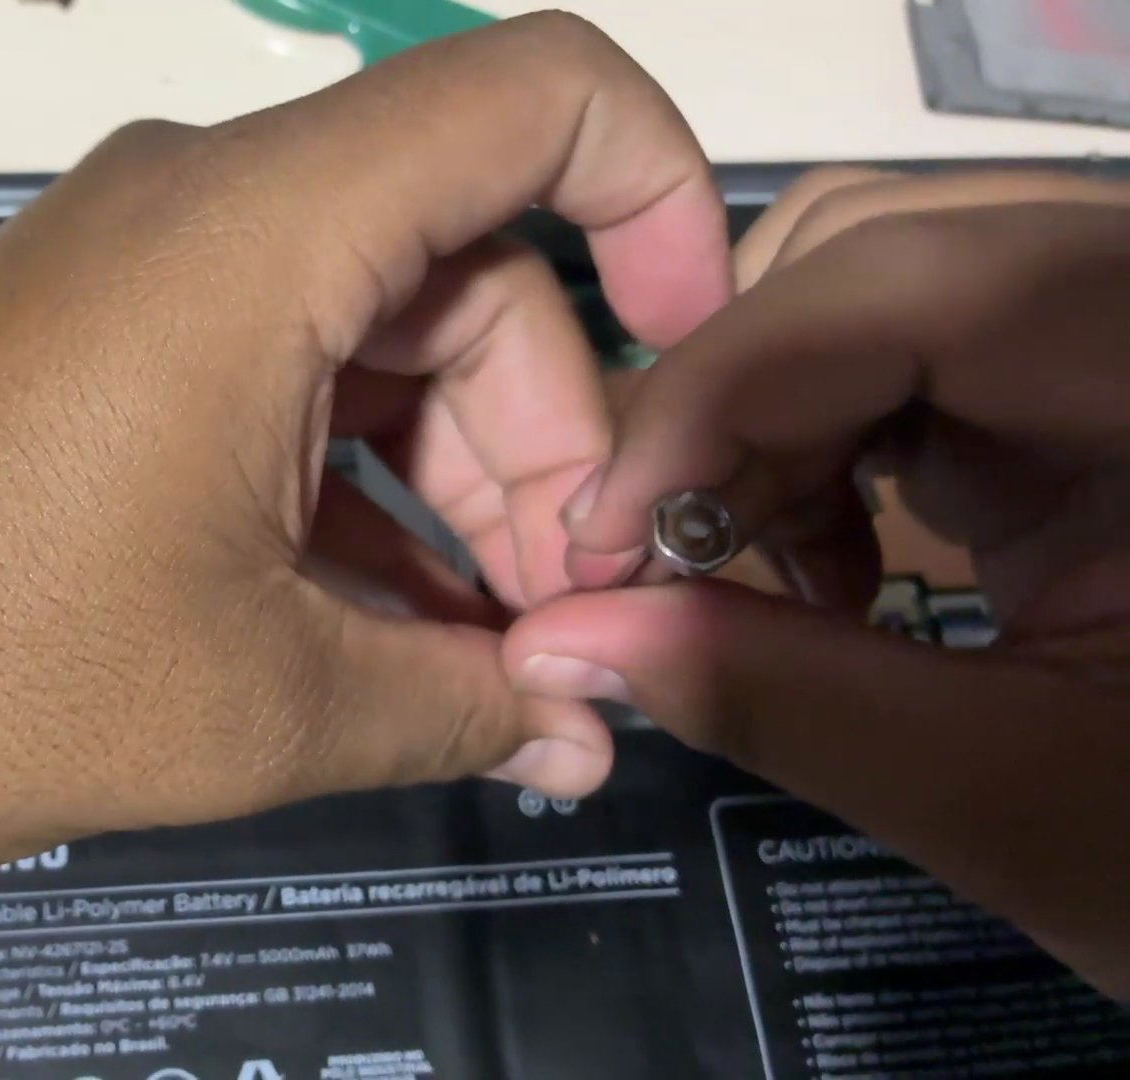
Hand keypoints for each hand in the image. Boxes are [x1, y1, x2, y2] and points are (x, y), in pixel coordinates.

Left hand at [0, 13, 731, 874]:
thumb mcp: (258, 707)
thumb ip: (456, 707)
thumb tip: (578, 735)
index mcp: (256, 241)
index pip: (533, 102)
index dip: (659, 197)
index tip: (689, 354)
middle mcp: (196, 221)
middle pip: (464, 282)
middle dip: (537, 453)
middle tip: (553, 622)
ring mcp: (139, 287)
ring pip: (371, 347)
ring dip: (444, 495)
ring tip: (479, 649)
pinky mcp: (98, 358)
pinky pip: (276, 389)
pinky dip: (345, 492)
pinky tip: (377, 613)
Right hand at [503, 172, 1129, 996]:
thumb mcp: (1017, 802)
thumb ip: (767, 697)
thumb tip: (546, 639)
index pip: (910, 283)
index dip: (716, 391)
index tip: (602, 532)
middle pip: (859, 266)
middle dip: (715, 418)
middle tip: (643, 556)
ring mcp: (1113, 345)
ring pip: (846, 308)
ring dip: (739, 441)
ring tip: (720, 566)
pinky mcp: (1068, 398)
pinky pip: (871, 372)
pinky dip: (786, 464)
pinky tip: (802, 571)